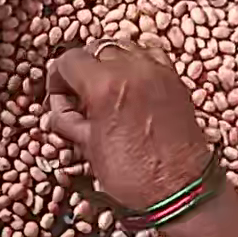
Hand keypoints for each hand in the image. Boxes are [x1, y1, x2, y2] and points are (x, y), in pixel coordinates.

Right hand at [44, 42, 214, 211]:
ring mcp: (157, 72)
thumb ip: (69, 120)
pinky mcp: (174, 80)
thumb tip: (59, 109)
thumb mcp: (88, 147)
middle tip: (78, 98)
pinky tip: (130, 85)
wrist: (179, 190)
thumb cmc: (133, 175)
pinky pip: (149, 55)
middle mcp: (133, 70)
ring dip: (107, 62)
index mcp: (105, 86)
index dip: (57, 78)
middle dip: (81, 70)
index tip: (59, 96)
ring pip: (122, 46)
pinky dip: (135, 63)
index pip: (69, 60)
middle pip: (94, 48)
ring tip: (103, 90)